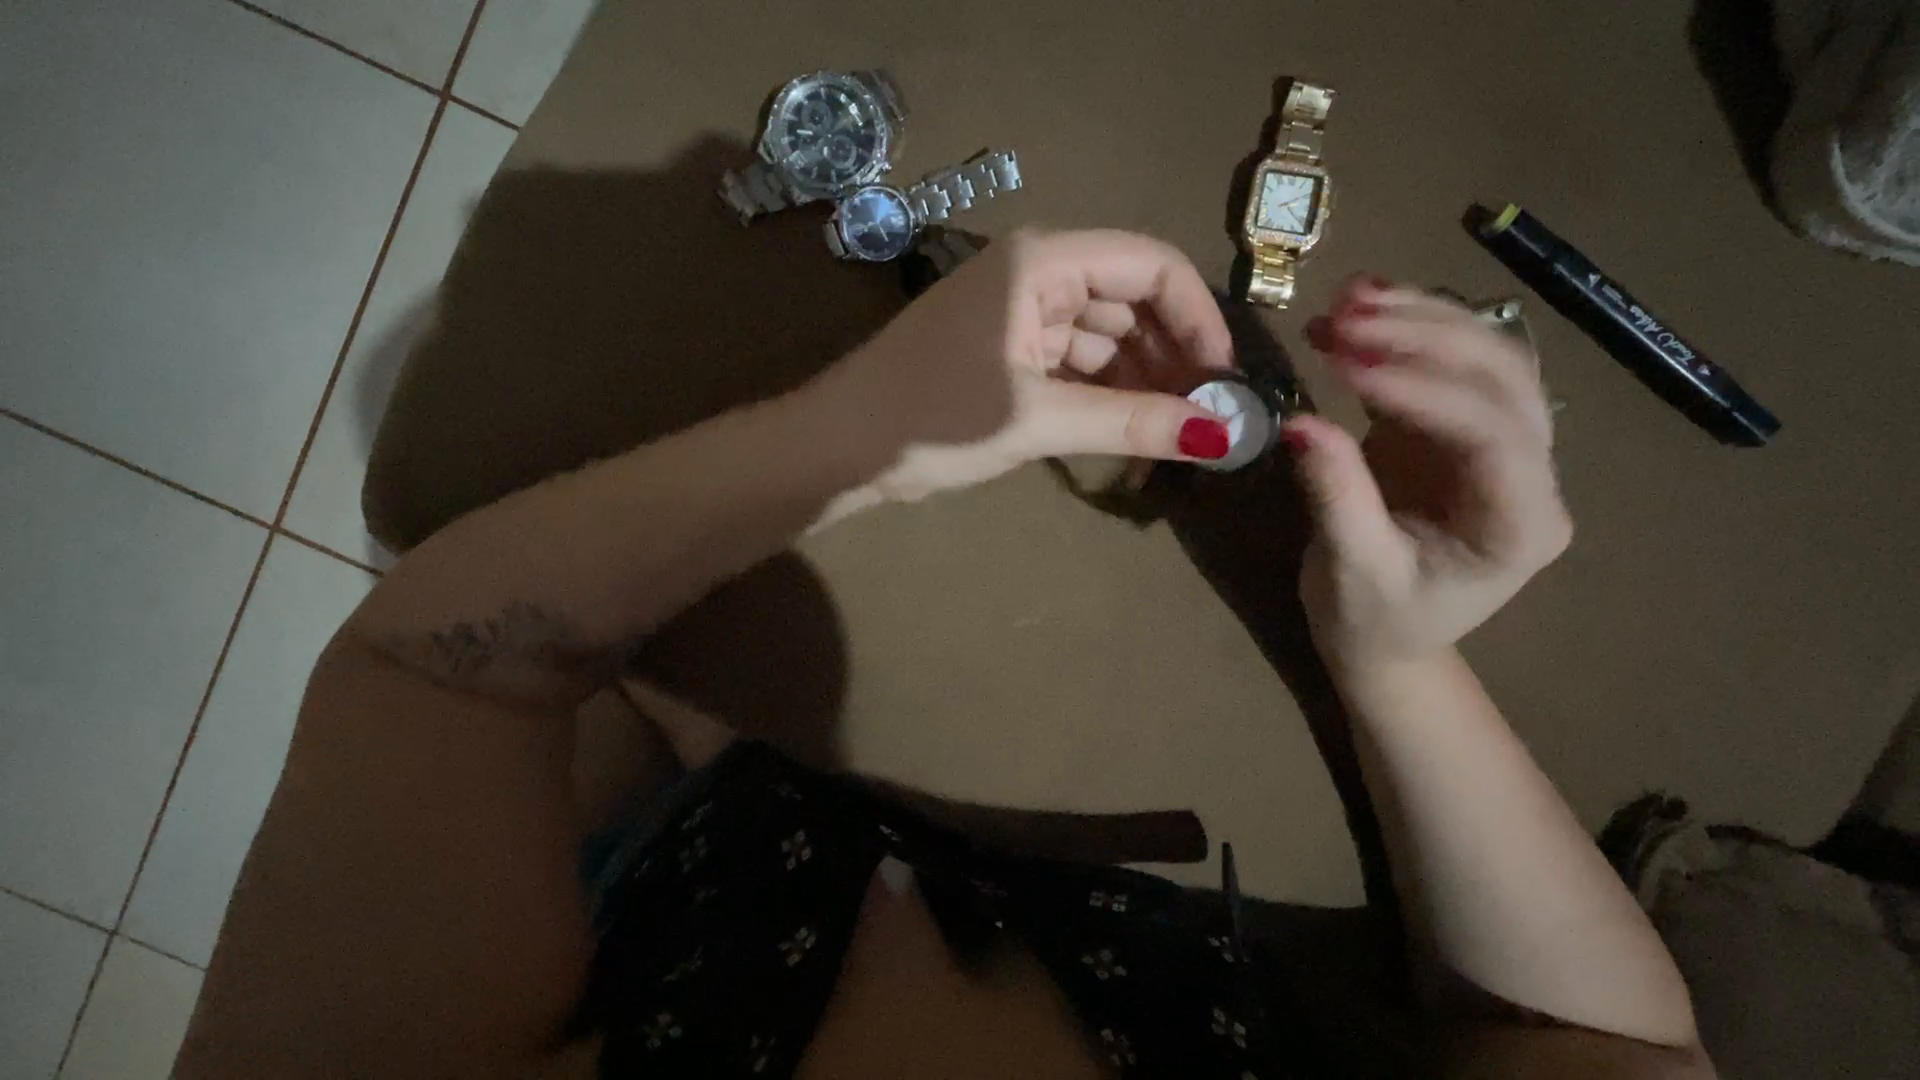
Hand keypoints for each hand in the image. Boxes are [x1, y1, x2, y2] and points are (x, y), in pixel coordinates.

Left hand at [822, 228, 1238, 502]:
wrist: (841, 448)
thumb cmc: (933, 419)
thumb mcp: (1037, 418)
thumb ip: (1131, 421)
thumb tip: (1221, 438)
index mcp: (1041, 262)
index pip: (1150, 265)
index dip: (1197, 317)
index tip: (1223, 379)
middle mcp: (1035, 275)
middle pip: (1130, 302)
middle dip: (1171, 358)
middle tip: (1204, 421)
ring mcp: (1018, 316)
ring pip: (1104, 338)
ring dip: (1140, 384)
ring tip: (1172, 440)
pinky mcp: (1006, 354)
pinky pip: (1074, 365)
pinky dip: (1104, 397)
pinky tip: (1131, 436)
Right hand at [1287, 279, 1572, 672]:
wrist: (1386, 638)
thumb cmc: (1375, 620)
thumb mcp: (1351, 569)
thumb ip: (1336, 495)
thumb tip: (1300, 422)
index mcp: (1521, 525)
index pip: (1494, 437)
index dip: (1425, 392)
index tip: (1346, 368)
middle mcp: (1531, 474)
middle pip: (1501, 378)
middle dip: (1422, 337)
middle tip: (1342, 318)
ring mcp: (1500, 443)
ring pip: (1484, 356)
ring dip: (1418, 317)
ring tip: (1345, 298)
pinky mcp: (1458, 426)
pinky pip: (1447, 362)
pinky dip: (1406, 327)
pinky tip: (1359, 301)